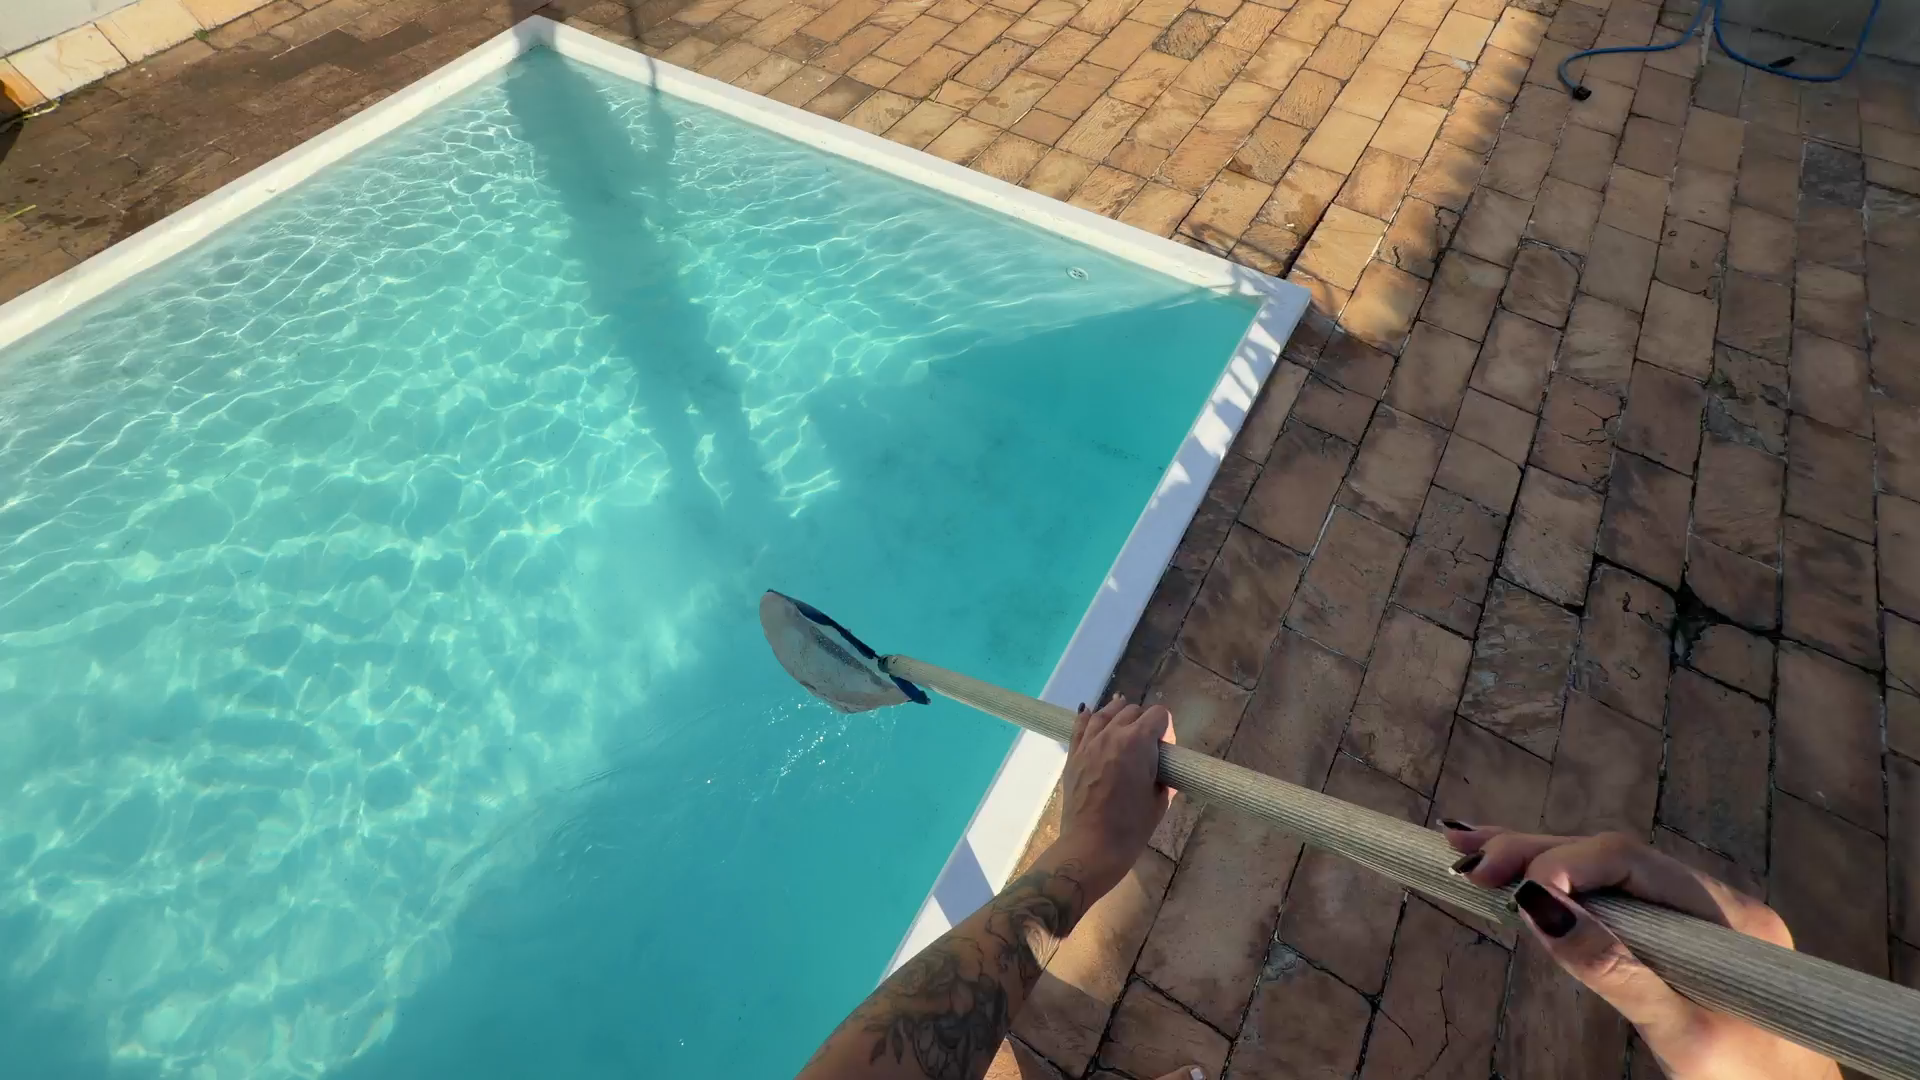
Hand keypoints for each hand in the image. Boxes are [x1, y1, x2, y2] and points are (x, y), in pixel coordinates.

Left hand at [1050, 695, 1175, 900]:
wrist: (1092, 845)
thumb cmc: (1131, 827)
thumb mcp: (1159, 800)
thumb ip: (1162, 773)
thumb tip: (1159, 763)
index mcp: (1137, 743)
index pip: (1158, 715)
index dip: (1166, 729)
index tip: (1165, 747)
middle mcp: (1111, 734)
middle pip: (1132, 710)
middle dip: (1144, 722)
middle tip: (1148, 745)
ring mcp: (1089, 742)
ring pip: (1106, 712)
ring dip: (1119, 715)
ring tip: (1125, 725)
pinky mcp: (1073, 753)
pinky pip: (1080, 724)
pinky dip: (1089, 717)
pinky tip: (1093, 716)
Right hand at [1443, 827, 1839, 1079]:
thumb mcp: (1683, 1034)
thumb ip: (1613, 967)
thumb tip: (1532, 900)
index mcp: (1728, 913)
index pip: (1625, 859)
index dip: (1559, 862)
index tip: (1507, 889)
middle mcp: (1703, 898)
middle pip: (1599, 854)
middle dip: (1526, 852)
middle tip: (1465, 863)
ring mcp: (1679, 910)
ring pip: (1587, 865)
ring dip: (1521, 856)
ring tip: (1459, 846)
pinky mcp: (1654, 927)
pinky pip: (1590, 889)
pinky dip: (1538, 876)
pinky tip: (1497, 862)